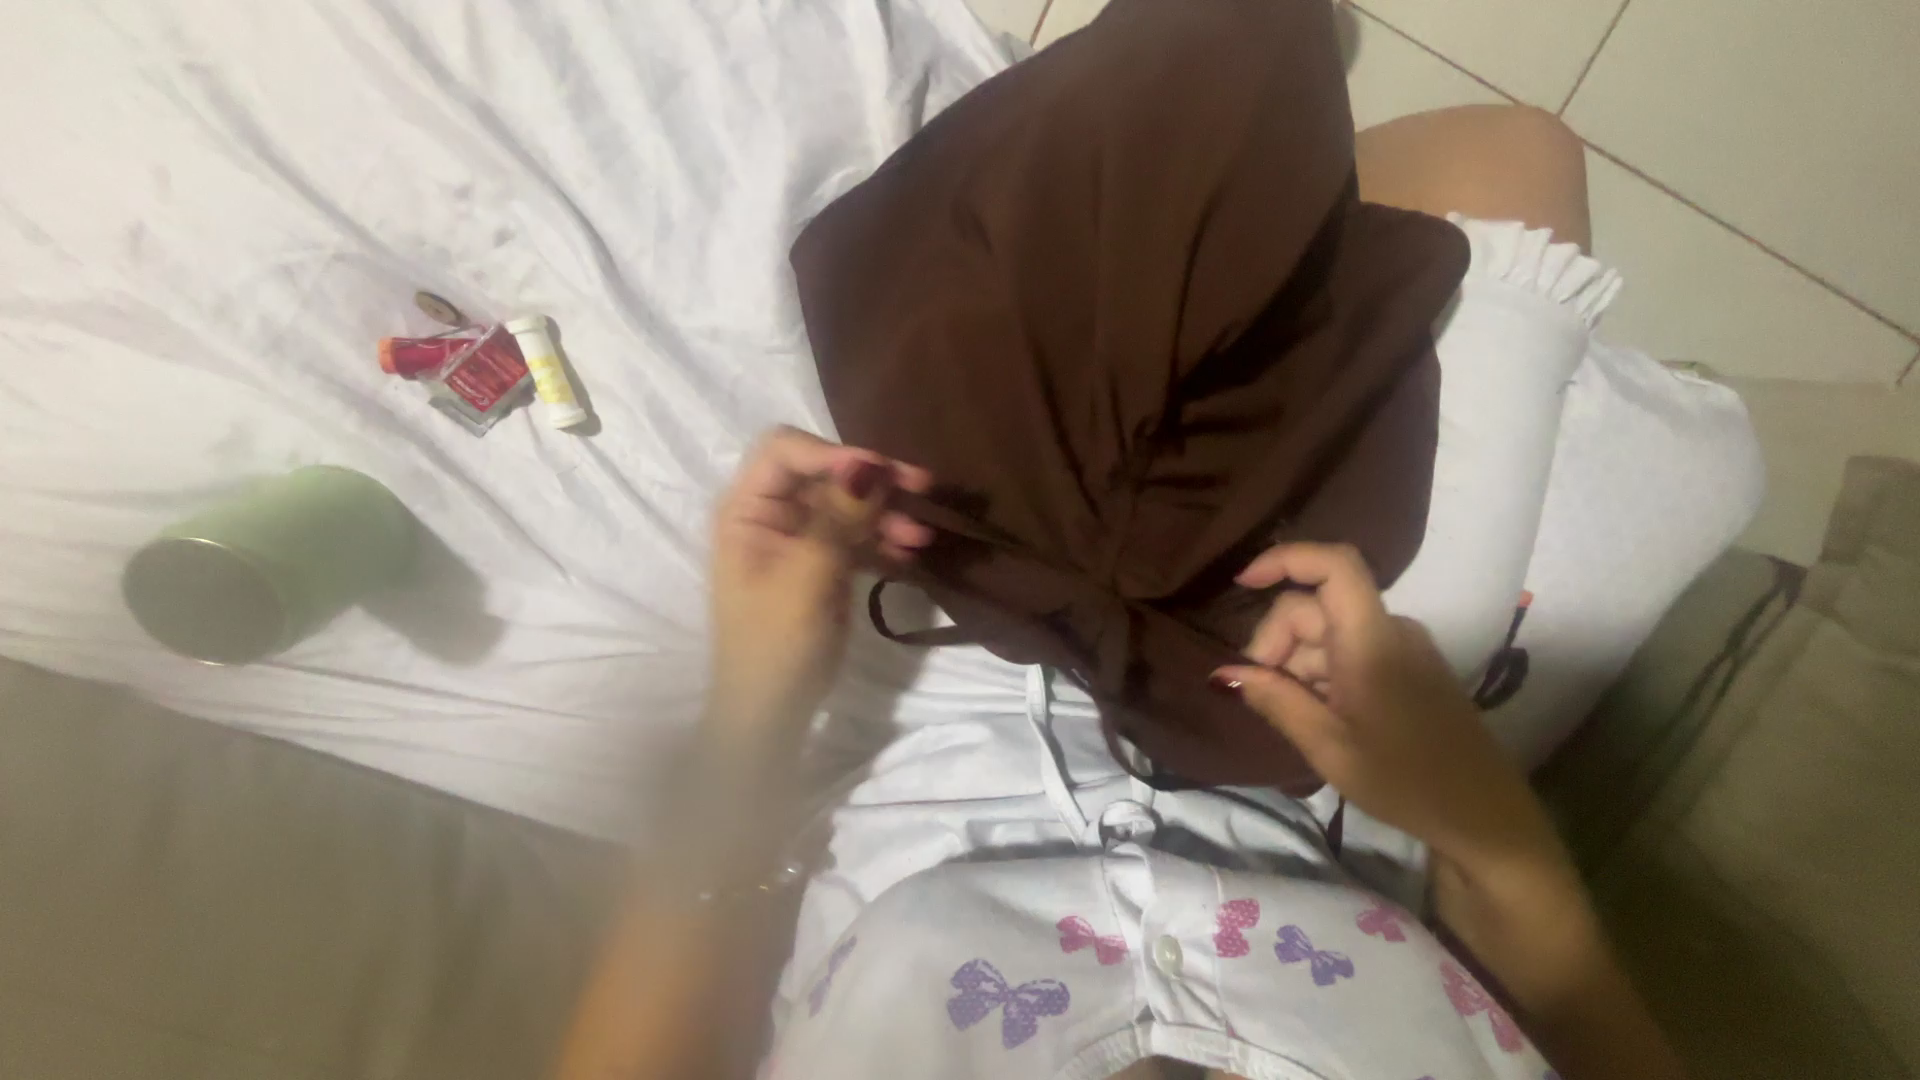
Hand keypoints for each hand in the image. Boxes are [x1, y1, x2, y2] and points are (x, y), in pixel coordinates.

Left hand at [707, 427, 931, 743]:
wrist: (772, 711)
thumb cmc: (775, 644)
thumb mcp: (806, 578)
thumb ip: (838, 518)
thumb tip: (869, 464)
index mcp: (746, 510)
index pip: (785, 451)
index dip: (834, 454)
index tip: (883, 473)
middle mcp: (771, 515)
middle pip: (826, 475)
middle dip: (873, 482)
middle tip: (922, 487)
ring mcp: (799, 540)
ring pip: (849, 506)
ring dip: (887, 515)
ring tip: (921, 539)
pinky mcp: (824, 564)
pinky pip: (858, 537)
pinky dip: (884, 541)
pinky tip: (911, 554)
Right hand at [1213, 543, 1561, 868]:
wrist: (1487, 822)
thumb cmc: (1406, 783)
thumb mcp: (1328, 747)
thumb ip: (1275, 700)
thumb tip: (1223, 672)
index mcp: (1373, 641)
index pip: (1333, 566)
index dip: (1285, 559)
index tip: (1241, 584)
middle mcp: (1391, 631)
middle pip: (1315, 607)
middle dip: (1276, 641)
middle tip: (1260, 695)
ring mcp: (1403, 648)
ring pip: (1327, 632)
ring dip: (1297, 662)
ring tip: (1293, 716)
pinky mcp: (1408, 668)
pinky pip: (1349, 649)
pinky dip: (1320, 672)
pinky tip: (1317, 714)